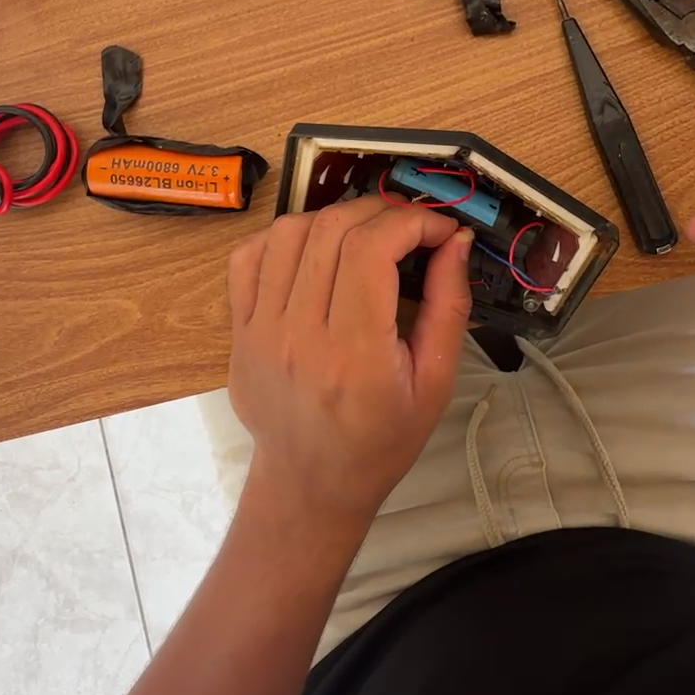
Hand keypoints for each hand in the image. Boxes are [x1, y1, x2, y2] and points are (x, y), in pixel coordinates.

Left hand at [226, 197, 474, 525]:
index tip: (438, 229)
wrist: (311, 484)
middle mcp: (300, 334)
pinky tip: (314, 251)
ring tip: (365, 236)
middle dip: (381, 211)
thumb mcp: (436, 383)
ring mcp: (260, 329)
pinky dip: (283, 237)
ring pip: (290, 232)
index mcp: (355, 353)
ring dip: (335, 218)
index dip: (412, 221)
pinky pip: (248, 256)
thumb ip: (449, 306)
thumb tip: (455, 241)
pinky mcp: (239, 329)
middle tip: (409, 228)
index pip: (371, 249)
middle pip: (332, 229)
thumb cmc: (381, 441)